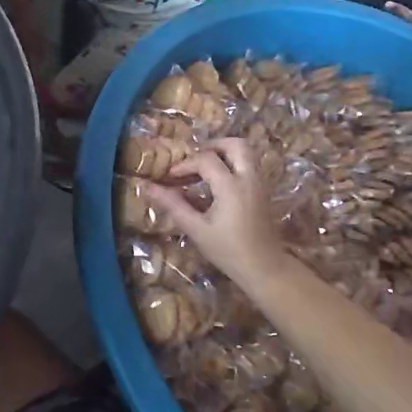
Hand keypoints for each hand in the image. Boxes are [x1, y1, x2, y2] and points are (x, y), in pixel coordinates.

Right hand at [142, 139, 285, 283]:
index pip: (206, 160)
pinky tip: (216, 185)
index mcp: (232, 186)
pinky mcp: (263, 191)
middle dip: (212, 147)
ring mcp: (260, 183)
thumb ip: (173, 205)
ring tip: (203, 172)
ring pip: (245, 153)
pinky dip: (232, 165)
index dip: (185, 164)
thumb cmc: (227, 250)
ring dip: (223, 154)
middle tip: (193, 161)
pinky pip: (249, 166)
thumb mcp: (196, 229)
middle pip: (235, 144)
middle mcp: (249, 178)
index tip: (170, 177)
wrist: (263, 267)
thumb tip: (148, 187)